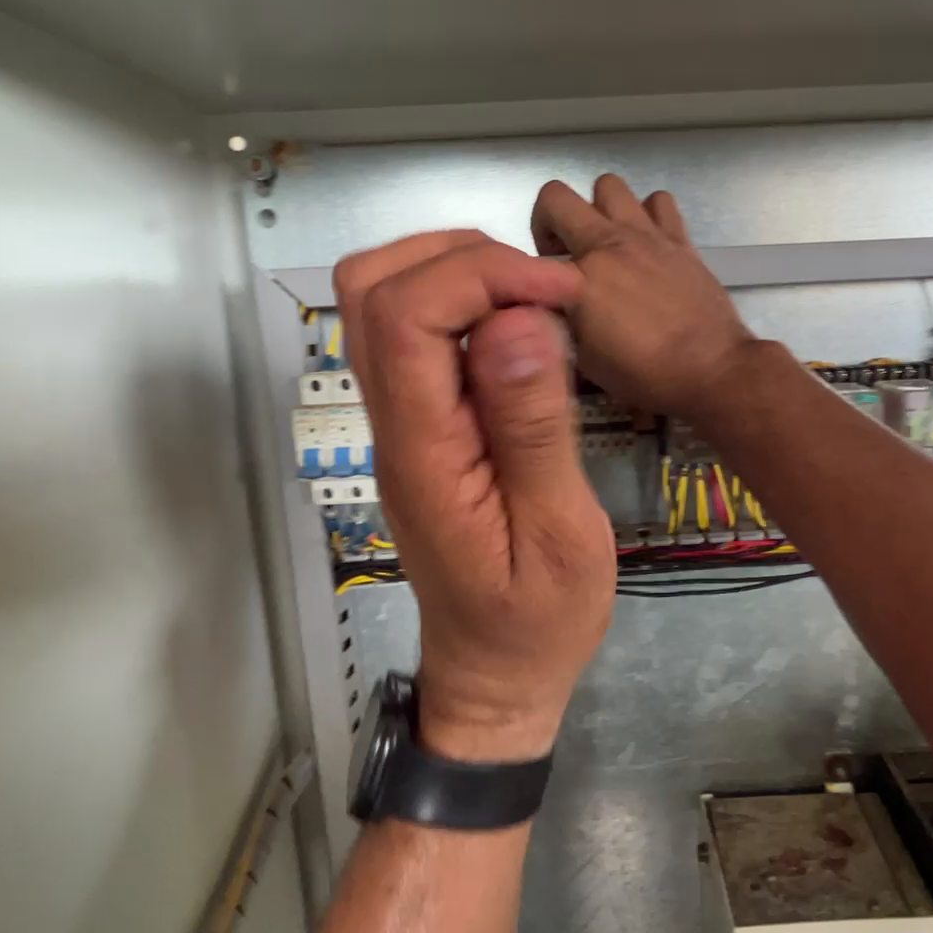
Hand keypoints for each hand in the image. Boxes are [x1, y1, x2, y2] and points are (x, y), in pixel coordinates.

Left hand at [334, 232, 616, 761]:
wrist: (495, 674)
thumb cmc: (537, 621)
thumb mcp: (559, 533)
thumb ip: (533, 430)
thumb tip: (517, 322)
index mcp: (424, 451)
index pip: (405, 314)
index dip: (481, 274)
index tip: (560, 293)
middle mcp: (393, 425)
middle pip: (371, 288)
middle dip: (462, 258)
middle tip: (544, 289)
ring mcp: (397, 426)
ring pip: (382, 303)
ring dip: (456, 274)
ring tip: (535, 302)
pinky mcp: (417, 430)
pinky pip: (413, 337)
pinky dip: (461, 305)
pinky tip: (518, 333)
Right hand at [531, 175, 756, 416]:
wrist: (712, 370)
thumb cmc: (646, 375)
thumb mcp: (586, 363)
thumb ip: (561, 325)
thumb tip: (552, 308)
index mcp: (578, 280)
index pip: (528, 258)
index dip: (523, 276)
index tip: (539, 297)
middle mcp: (608, 244)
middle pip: (556, 196)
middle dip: (548, 222)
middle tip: (562, 256)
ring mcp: (647, 236)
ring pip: (609, 185)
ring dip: (599, 209)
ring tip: (606, 244)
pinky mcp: (680, 240)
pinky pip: (659, 200)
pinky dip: (648, 214)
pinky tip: (648, 244)